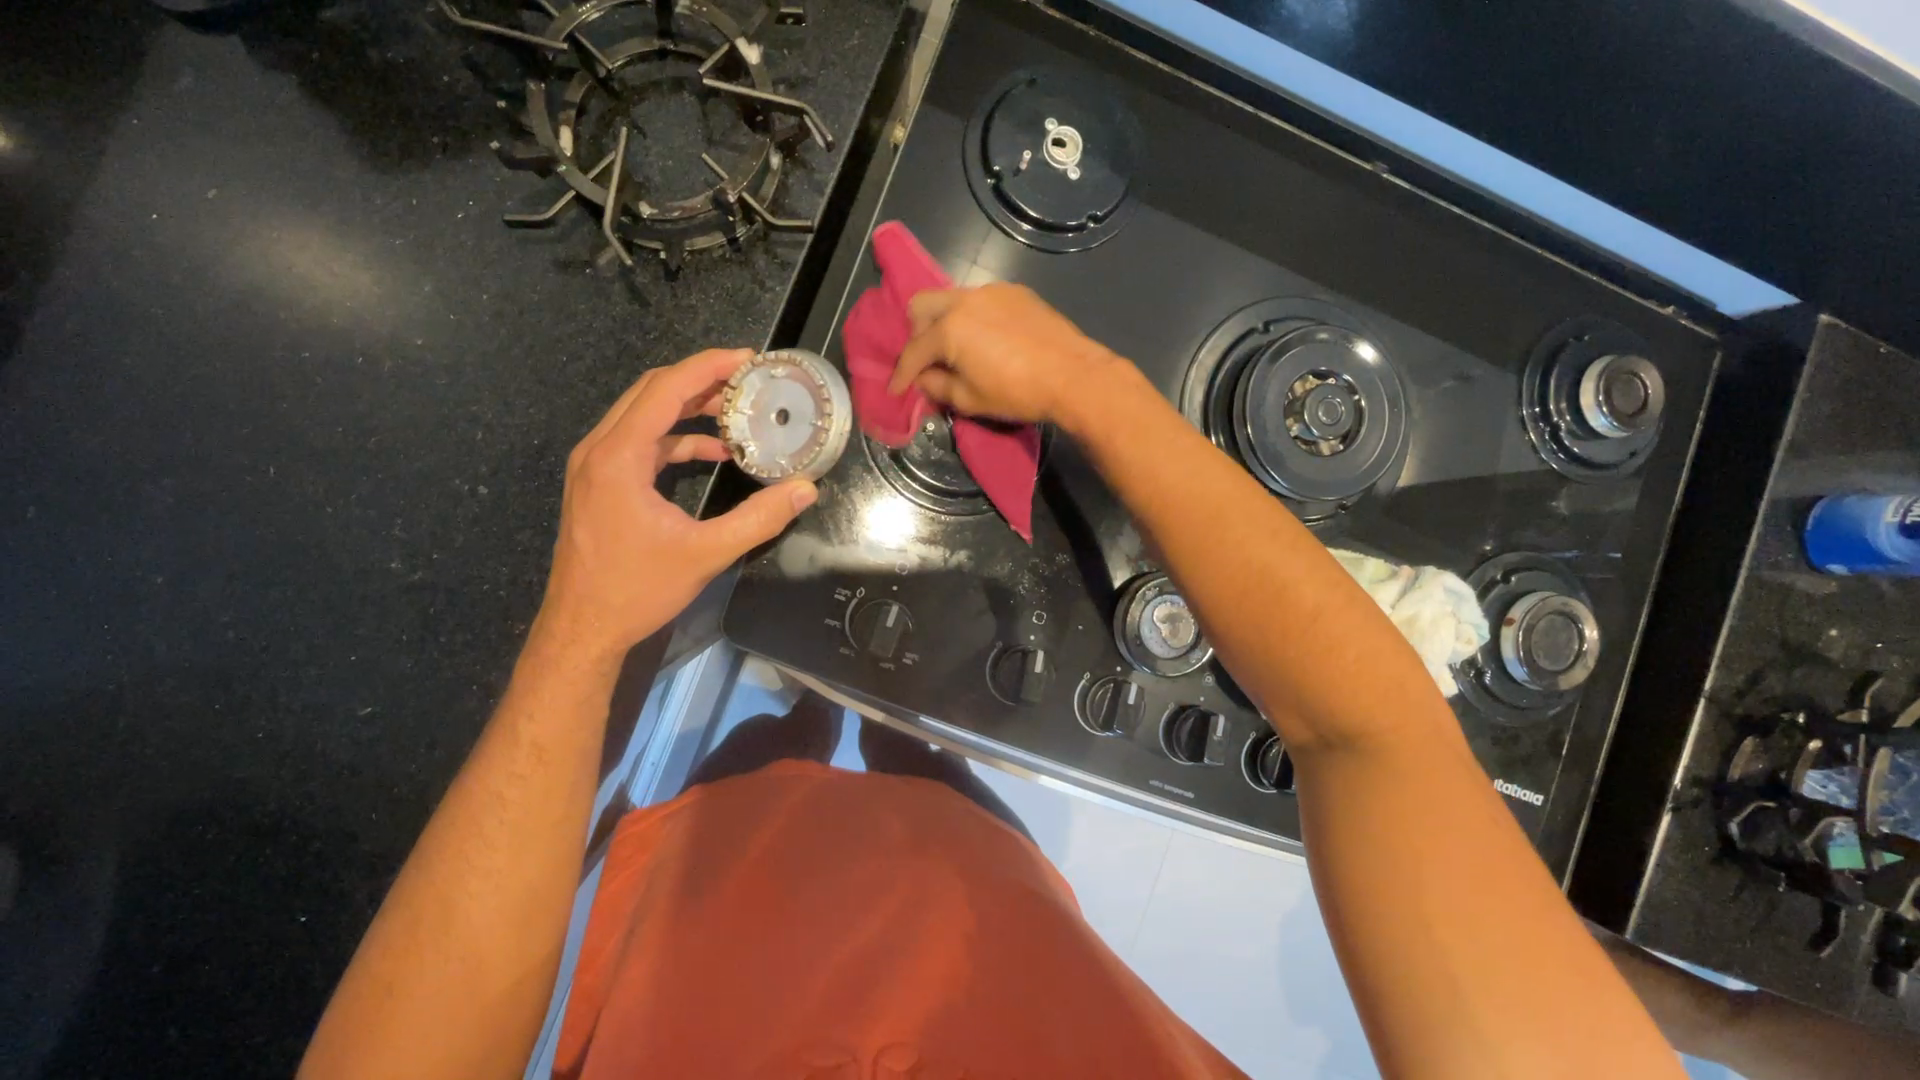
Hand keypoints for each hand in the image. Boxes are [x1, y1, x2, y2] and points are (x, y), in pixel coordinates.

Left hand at [534, 348, 816, 662]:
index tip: (748, 359)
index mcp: (618, 456)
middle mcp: (599, 449)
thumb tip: (806, 489)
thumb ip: (759, 518)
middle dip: (701, 381)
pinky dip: (674, 439)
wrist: (582, 628)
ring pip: (643, 415)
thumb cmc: (637, 589)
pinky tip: (710, 453)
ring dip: (687, 408)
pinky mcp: (598, 484)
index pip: (665, 389)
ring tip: (734, 411)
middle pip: (651, 392)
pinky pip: (638, 443)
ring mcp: (594, 466)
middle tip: (748, 381)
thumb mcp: (705, 553)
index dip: (708, 366)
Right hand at [888, 283, 1118, 424]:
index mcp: (949, 328)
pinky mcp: (1016, 293)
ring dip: (944, 322)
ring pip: (952, 299)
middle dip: (916, 334)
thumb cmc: (1018, 392)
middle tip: (925, 361)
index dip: (902, 374)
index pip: (913, 351)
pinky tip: (986, 339)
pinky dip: (972, 317)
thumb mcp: (970, 399)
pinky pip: (981, 300)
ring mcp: (992, 291)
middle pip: (922, 306)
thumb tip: (924, 380)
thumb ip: (938, 387)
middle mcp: (965, 300)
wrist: (1074, 375)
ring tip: (955, 349)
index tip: (896, 390)